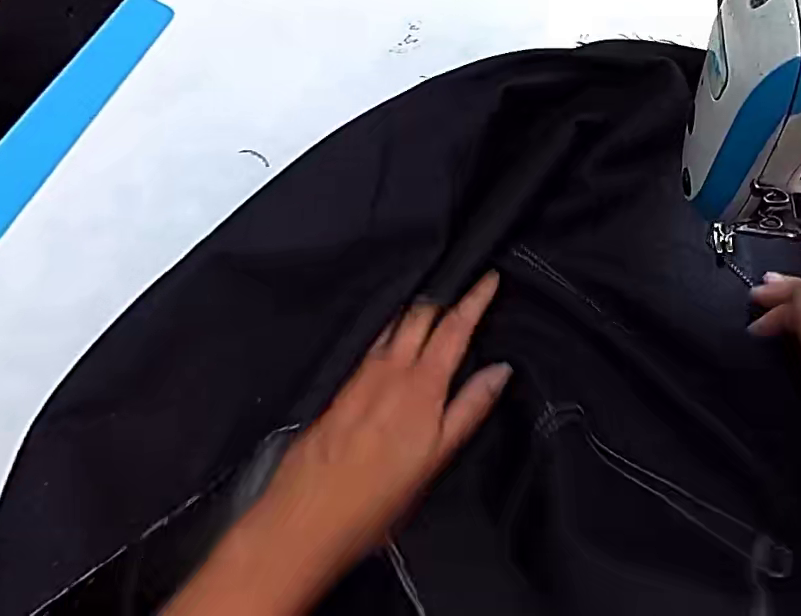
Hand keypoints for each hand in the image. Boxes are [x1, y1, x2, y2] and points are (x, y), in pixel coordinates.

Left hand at [164, 272, 511, 615]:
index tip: (489, 276)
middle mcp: (390, 370)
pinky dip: (389, 328)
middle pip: (420, 315)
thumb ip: (471, 406)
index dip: (474, 298)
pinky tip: (391, 334)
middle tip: (460, 279)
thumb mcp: (437, 457)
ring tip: (431, 298)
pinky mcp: (337, 391)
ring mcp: (359, 377)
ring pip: (392, 325)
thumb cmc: (378, 496)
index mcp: (422, 384)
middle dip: (442, 293)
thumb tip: (502, 368)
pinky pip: (370, 344)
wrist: (298, 524)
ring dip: (415, 307)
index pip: (455, 327)